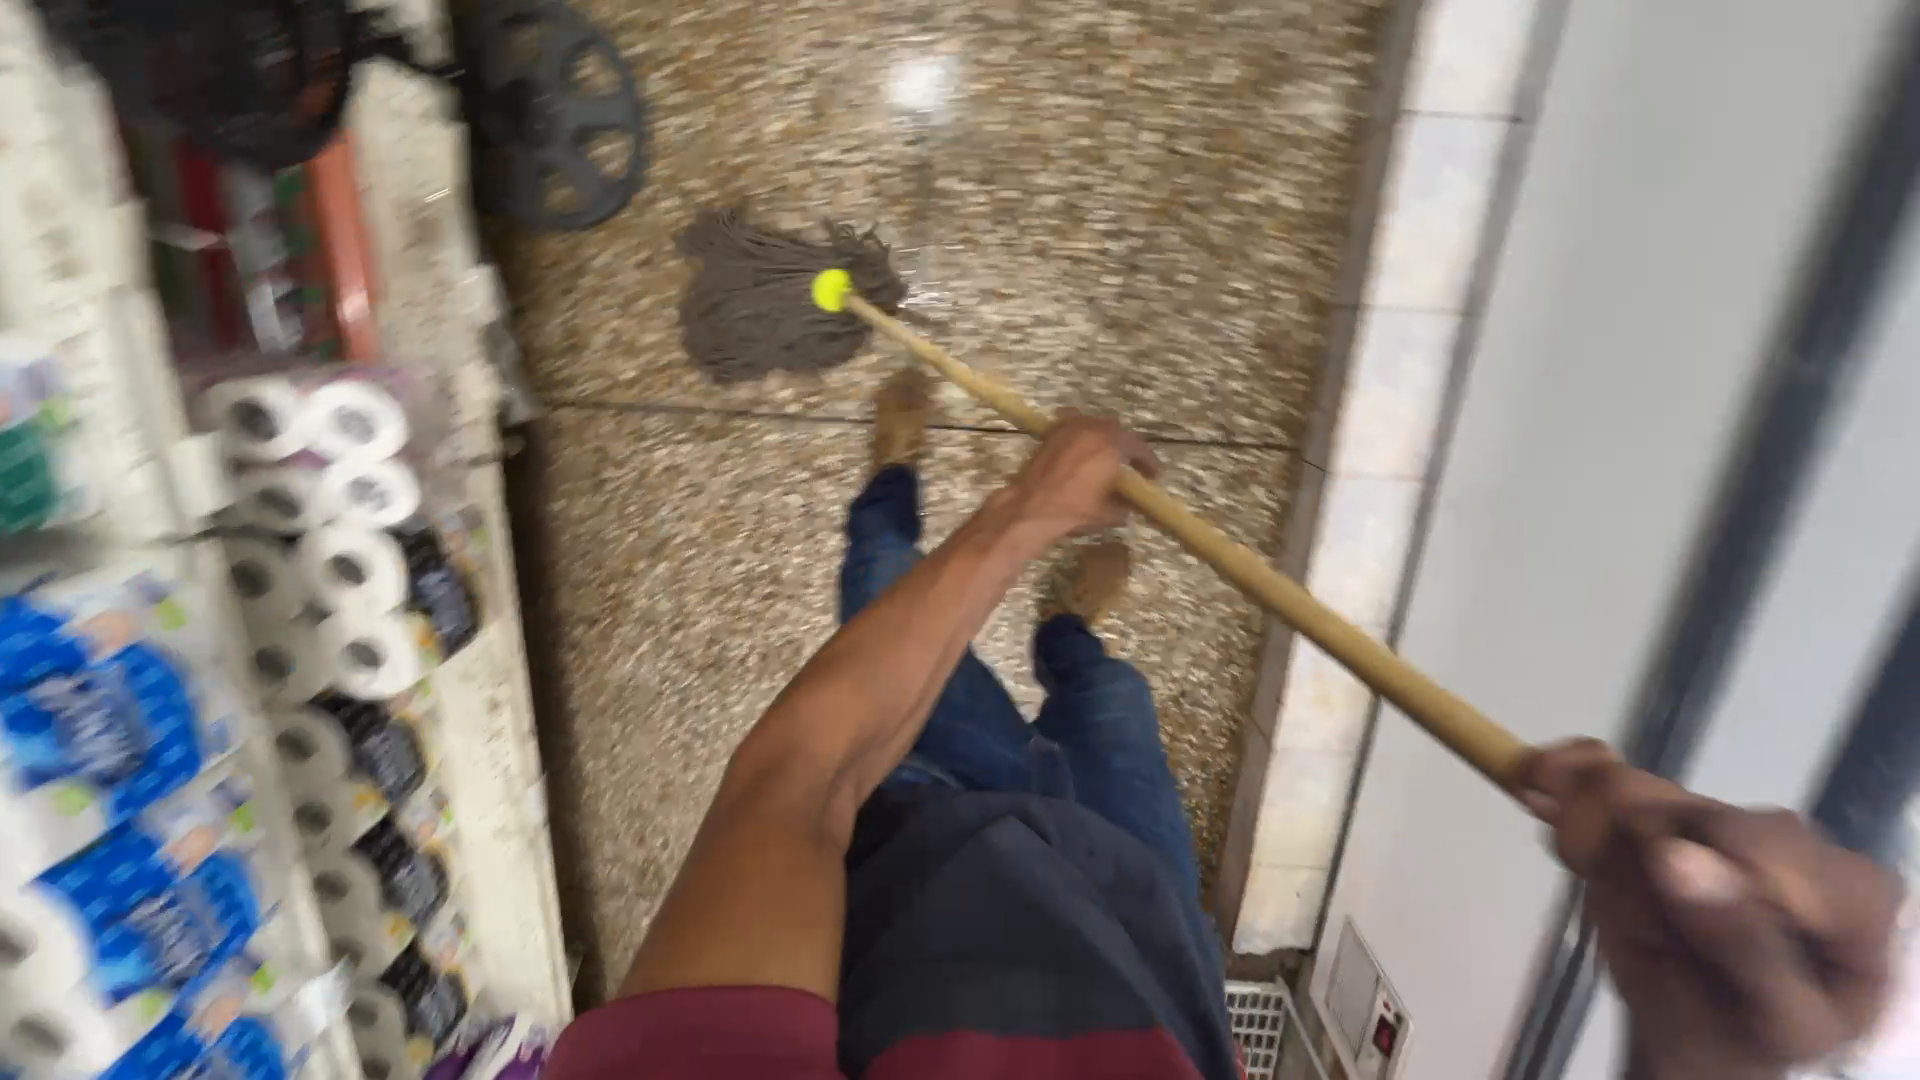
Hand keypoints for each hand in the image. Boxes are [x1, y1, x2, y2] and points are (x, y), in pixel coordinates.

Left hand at [1002, 413, 1159, 541]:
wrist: (1032, 506)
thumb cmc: (1075, 509)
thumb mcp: (1108, 513)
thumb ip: (1124, 506)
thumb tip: (1129, 505)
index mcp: (1112, 445)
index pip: (1139, 447)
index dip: (1148, 461)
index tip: (1153, 475)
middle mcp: (1093, 429)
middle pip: (1116, 430)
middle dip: (1124, 445)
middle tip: (1128, 463)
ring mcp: (1069, 428)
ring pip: (1093, 423)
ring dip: (1102, 436)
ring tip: (1104, 453)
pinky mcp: (1051, 433)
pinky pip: (1071, 424)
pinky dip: (1079, 431)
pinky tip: (1079, 444)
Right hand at [1518, 740, 1902, 1078]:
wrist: (1689, 1024)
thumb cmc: (1744, 1029)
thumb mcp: (1772, 1018)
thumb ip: (1743, 945)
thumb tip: (1675, 854)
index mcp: (1842, 886)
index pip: (1753, 839)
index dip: (1690, 867)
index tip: (1662, 915)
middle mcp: (1777, 837)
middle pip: (1671, 805)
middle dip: (1624, 857)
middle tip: (1627, 916)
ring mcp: (1704, 813)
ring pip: (1616, 782)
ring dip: (1581, 830)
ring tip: (1587, 873)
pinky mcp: (1646, 802)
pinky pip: (1588, 760)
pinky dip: (1549, 776)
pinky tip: (1536, 799)